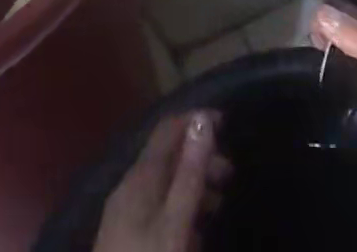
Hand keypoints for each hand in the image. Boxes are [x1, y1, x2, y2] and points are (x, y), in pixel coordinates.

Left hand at [93, 110, 231, 251]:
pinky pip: (158, 209)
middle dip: (199, 157)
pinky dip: (181, 208)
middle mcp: (130, 187)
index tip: (226, 123)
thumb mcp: (176, 223)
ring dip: (192, 184)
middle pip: (167, 157)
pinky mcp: (128, 239)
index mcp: (140, 177)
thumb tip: (203, 119)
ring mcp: (126, 214)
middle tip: (230, 174)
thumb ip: (190, 173)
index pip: (167, 130)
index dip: (195, 121)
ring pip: (164, 184)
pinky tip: (197, 231)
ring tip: (219, 202)